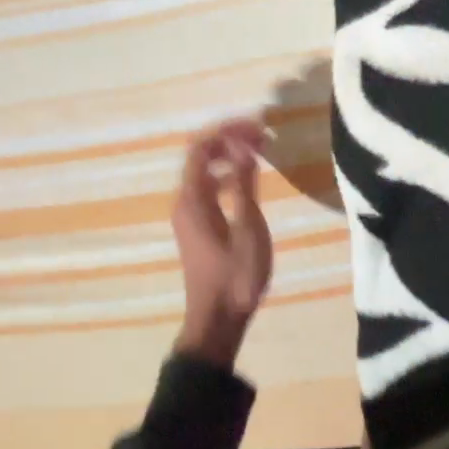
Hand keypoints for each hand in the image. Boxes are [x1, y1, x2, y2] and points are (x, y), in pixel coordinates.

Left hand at [171, 120, 273, 367]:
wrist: (217, 321)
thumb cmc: (236, 276)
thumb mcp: (247, 228)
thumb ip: (243, 185)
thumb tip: (243, 146)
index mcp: (192, 199)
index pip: (202, 147)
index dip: (229, 130)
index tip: (261, 127)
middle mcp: (184, 201)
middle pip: (201, 154)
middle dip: (231, 138)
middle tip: (265, 136)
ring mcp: (188, 214)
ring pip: (204, 170)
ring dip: (230, 154)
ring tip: (261, 151)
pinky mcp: (197, 225)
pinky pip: (208, 185)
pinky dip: (227, 172)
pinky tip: (249, 179)